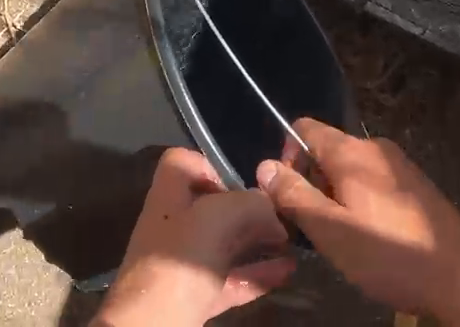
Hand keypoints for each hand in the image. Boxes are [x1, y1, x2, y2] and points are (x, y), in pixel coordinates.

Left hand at [93, 147, 295, 326]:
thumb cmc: (179, 261)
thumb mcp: (216, 218)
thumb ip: (247, 204)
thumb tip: (270, 207)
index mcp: (169, 195)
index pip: (185, 163)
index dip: (213, 167)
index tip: (243, 184)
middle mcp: (174, 223)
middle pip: (214, 206)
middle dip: (250, 210)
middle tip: (283, 218)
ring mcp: (184, 262)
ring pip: (225, 244)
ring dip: (257, 242)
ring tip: (290, 243)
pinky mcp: (195, 295)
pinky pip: (230, 277)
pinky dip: (256, 273)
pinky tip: (286, 271)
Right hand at [256, 119, 459, 326]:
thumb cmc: (391, 254)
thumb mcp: (331, 231)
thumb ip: (294, 196)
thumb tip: (264, 165)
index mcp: (350, 151)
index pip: (303, 127)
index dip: (286, 155)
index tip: (288, 195)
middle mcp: (374, 147)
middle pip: (327, 150)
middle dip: (313, 181)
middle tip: (313, 226)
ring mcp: (401, 165)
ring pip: (352, 169)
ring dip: (338, 195)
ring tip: (343, 238)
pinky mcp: (419, 187)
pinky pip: (376, 183)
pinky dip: (364, 202)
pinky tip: (374, 240)